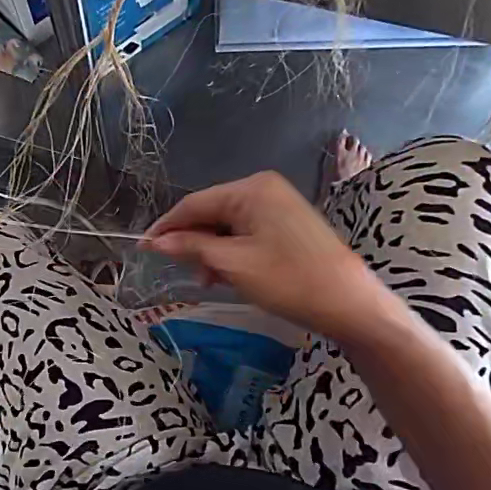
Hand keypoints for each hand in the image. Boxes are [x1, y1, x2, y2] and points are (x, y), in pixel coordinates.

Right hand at [143, 171, 391, 339]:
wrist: (348, 302)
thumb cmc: (288, 280)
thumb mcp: (233, 265)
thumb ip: (192, 247)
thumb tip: (157, 242)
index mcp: (251, 188)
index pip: (195, 203)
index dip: (166, 226)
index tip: (142, 247)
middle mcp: (265, 188)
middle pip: (213, 211)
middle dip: (193, 242)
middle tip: (180, 271)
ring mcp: (280, 205)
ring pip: (230, 225)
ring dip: (213, 251)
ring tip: (208, 281)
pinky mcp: (289, 224)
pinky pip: (248, 232)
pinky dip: (233, 252)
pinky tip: (229, 275)